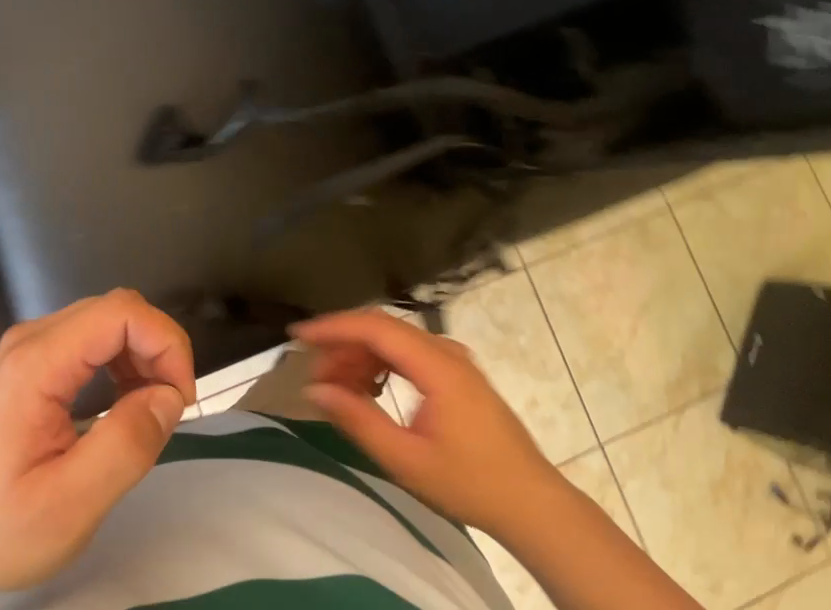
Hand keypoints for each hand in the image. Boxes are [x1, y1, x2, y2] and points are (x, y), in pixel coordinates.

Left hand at [0, 289, 194, 608]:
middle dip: (158, 349)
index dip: (165, 343)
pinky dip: (121, 364)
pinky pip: (88, 342)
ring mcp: (26, 351)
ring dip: (141, 357)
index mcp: (36, 364)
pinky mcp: (28, 367)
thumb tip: (170, 396)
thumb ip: (127, 445)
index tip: (181, 400)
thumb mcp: (71, 505)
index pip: (120, 312)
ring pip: (105, 323)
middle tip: (170, 410)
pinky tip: (125, 405)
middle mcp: (30, 341)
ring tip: (150, 413)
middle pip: (115, 311)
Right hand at [291, 308, 560, 537]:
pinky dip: (381, 364)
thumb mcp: (405, 459)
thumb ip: (357, 419)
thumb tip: (314, 390)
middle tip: (314, 374)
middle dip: (342, 344)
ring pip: (395, 341)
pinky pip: (409, 355)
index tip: (297, 334)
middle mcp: (447, 352)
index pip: (375, 327)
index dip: (333, 326)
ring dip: (360, 356)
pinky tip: (367, 390)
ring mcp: (456, 362)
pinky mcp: (458, 376)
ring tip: (336, 387)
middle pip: (383, 328)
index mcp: (437, 366)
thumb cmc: (469, 483)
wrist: (532, 504)